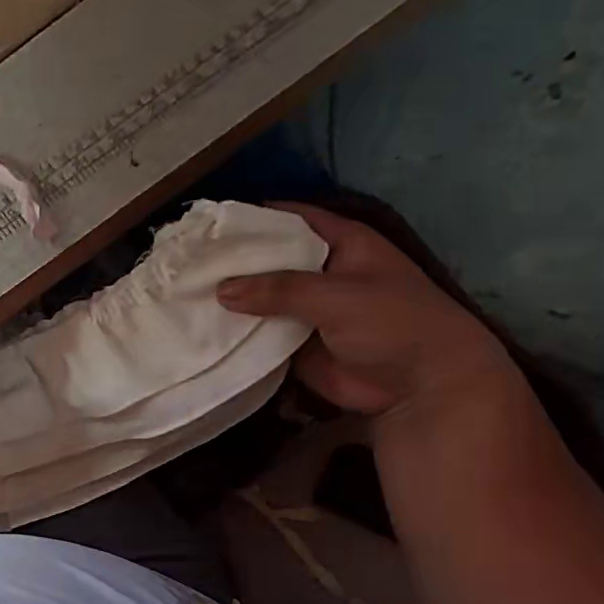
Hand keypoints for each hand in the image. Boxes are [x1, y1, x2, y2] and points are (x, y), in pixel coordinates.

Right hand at [216, 203, 515, 425]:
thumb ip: (280, 290)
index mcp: (340, 243)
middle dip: (235, 262)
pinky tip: (203, 330)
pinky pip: (261, 336)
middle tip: (187, 263)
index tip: (212, 223)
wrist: (418, 386)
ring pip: (261, 300)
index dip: (255, 216)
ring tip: (185, 295)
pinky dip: (238, 334)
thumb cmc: (393, 324)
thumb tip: (221, 290)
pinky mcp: (296, 346)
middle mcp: (320, 273)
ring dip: (232, 301)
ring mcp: (306, 311)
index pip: (292, 219)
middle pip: (270, 260)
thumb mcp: (338, 297)